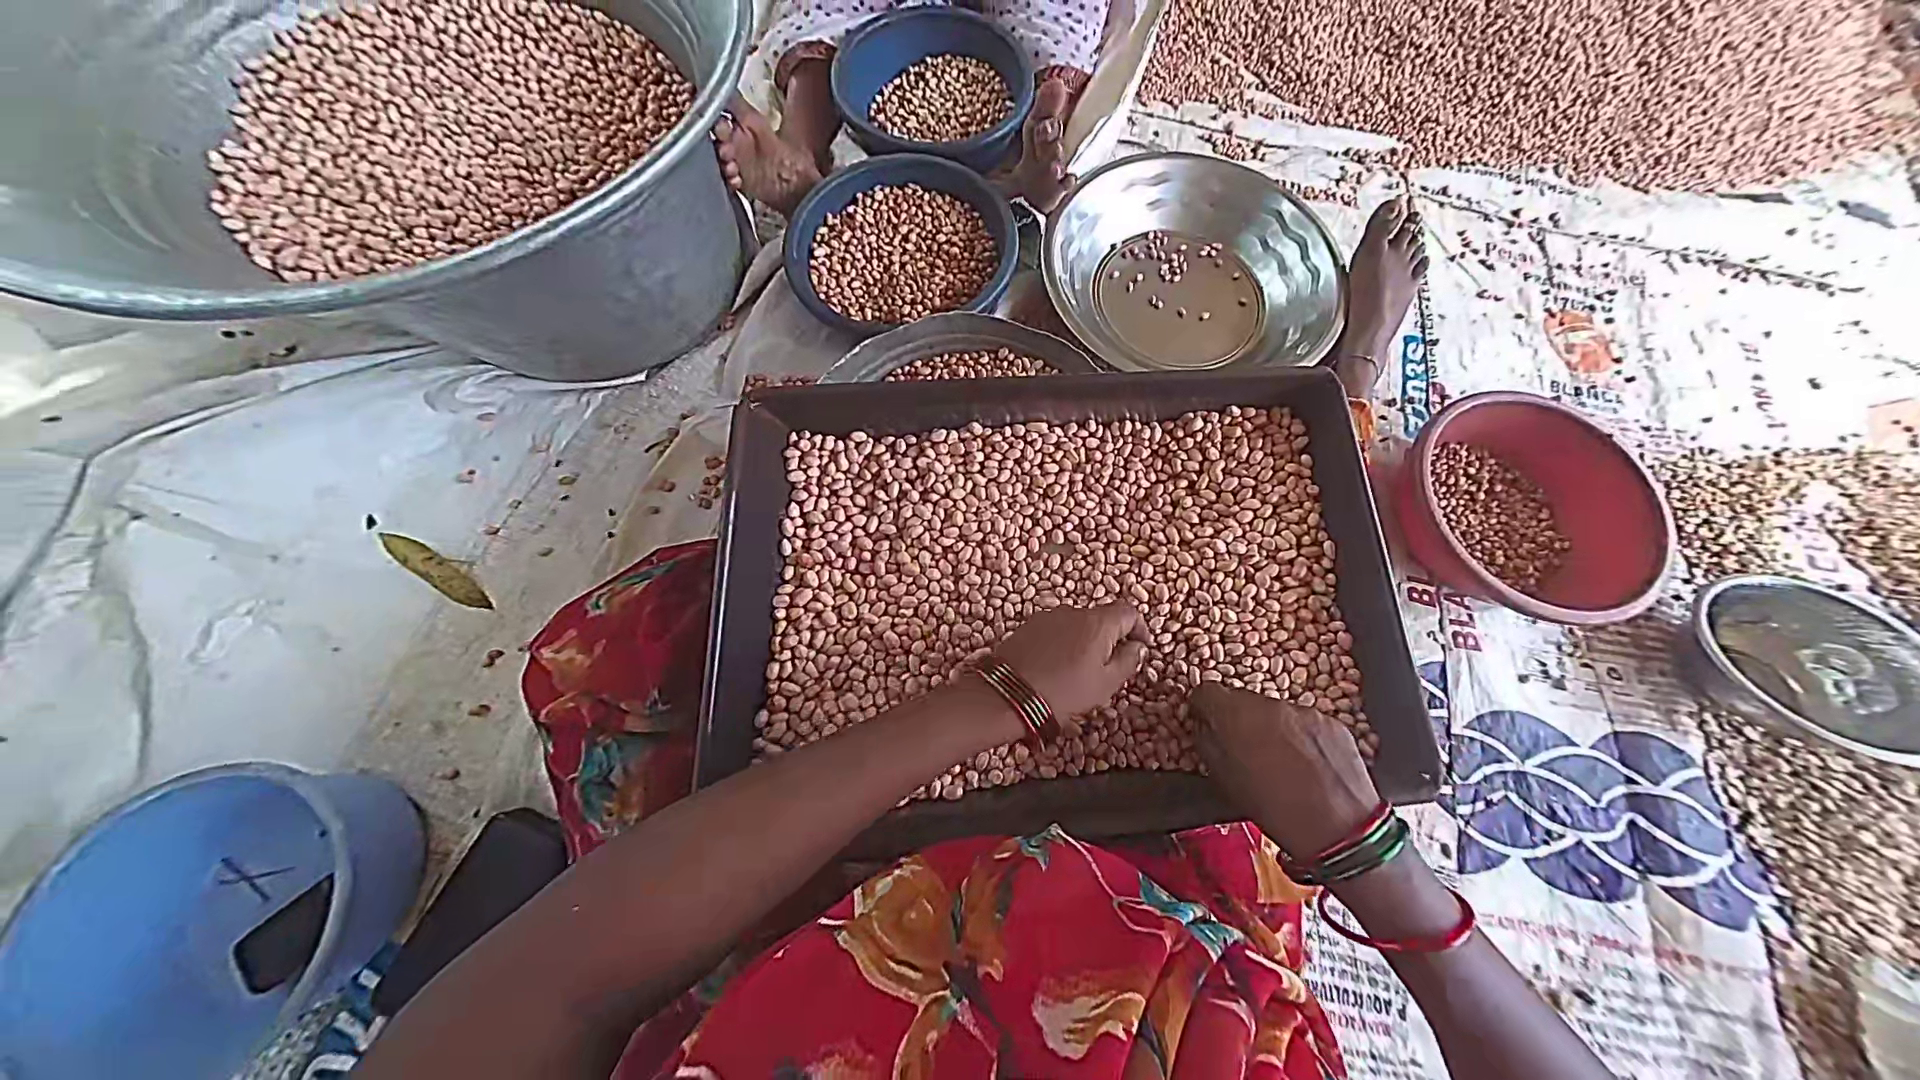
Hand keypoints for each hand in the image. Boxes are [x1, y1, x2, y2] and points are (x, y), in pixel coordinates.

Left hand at [994, 602, 1149, 726]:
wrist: (1008, 694)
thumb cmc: (1062, 692)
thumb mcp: (1106, 683)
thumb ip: (1128, 660)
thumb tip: (1138, 647)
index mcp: (1097, 622)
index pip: (1129, 611)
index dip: (1140, 628)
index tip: (1140, 647)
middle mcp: (1072, 612)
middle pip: (1102, 617)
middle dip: (1111, 638)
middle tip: (1111, 666)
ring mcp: (1047, 617)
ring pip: (1077, 624)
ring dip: (1085, 641)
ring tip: (1081, 671)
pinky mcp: (1028, 626)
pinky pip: (1056, 631)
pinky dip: (1063, 644)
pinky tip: (1058, 667)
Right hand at [1190, 682, 1379, 859]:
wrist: (1339, 829)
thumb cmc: (1273, 808)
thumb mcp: (1223, 779)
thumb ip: (1206, 742)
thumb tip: (1203, 726)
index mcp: (1233, 714)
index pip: (1206, 691)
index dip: (1203, 706)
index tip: (1205, 719)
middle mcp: (1267, 703)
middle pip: (1242, 699)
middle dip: (1239, 719)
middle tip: (1244, 749)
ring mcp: (1302, 710)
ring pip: (1275, 711)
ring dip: (1271, 728)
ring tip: (1279, 762)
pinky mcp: (1330, 722)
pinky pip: (1305, 722)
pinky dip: (1301, 737)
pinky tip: (1306, 765)